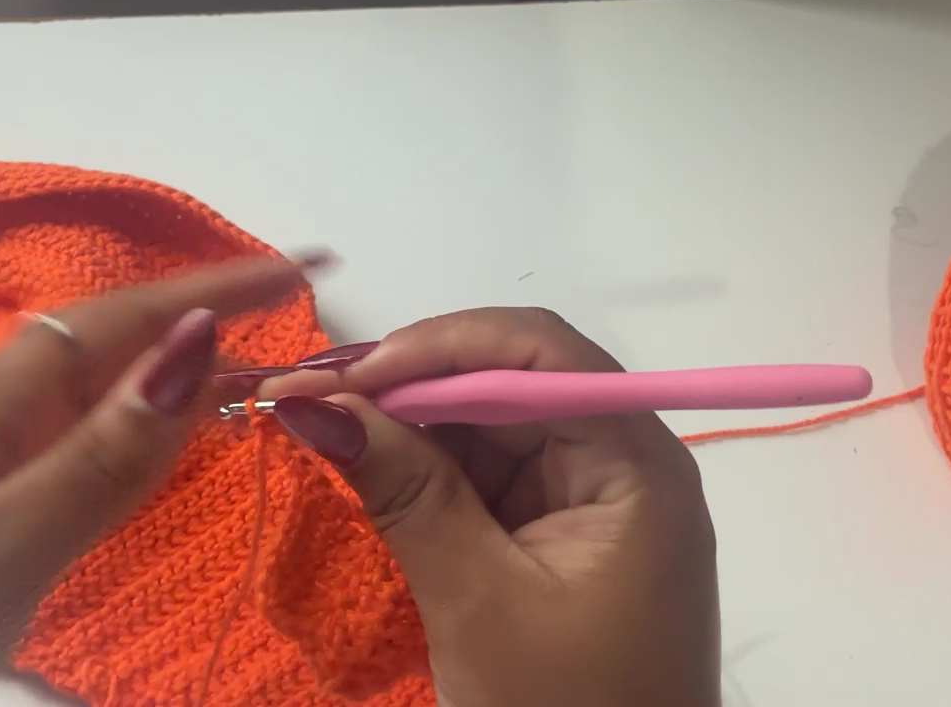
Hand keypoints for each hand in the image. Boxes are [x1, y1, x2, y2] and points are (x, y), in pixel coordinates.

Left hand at [0, 256, 322, 706]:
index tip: (308, 265)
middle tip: (296, 337)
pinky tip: (162, 443)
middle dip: (217, 324)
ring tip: (254, 384)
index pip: (135, 312)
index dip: (226, 284)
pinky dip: (146, 426)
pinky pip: (83, 437)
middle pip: (127, 342)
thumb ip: (107, 451)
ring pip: (108, 390)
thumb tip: (200, 342)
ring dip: (186, 375)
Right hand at [260, 307, 720, 706]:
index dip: (446, 344)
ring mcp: (592, 486)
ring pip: (496, 416)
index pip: (545, 353)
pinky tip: (374, 454)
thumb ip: (407, 494)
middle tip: (315, 387)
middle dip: (417, 378)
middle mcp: (622, 453)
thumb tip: (314, 404)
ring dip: (413, 415)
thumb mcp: (480, 606)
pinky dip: (432, 460)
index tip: (354, 370)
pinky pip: (493, 464)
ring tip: (325, 412)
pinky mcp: (561, 518)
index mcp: (636, 460)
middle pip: (516, 377)